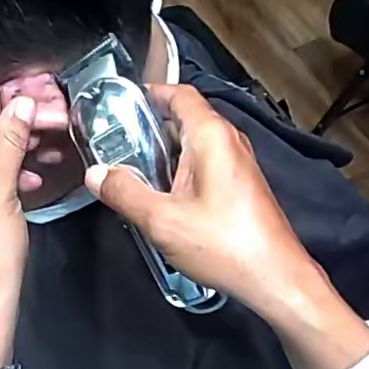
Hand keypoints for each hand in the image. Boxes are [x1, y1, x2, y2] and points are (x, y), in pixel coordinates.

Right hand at [85, 84, 368, 368]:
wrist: (272, 276)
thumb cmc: (221, 244)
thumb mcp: (162, 220)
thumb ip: (125, 193)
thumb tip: (95, 174)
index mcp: (211, 137)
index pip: (180, 95)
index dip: (151, 93)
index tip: (123, 102)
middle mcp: (228, 142)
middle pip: (185, 119)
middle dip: (151, 127)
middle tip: (116, 143)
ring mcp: (238, 165)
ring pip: (194, 146)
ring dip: (164, 153)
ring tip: (132, 171)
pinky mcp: (241, 187)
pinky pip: (204, 166)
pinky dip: (180, 171)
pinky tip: (162, 197)